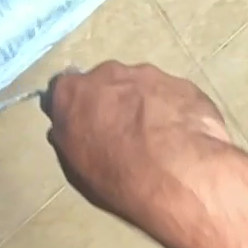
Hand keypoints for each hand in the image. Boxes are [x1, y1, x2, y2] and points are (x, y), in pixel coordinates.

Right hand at [41, 62, 236, 234]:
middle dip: (110, 101)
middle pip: (104, 83)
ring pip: (140, 86)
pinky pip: (171, 95)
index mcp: (72, 91)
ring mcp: (148, 75)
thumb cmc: (115, 174)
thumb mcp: (75, 163)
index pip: (64, 90)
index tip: (83, 124)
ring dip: (142, 104)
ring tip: (156, 136)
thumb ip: (69, 135)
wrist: (179, 174)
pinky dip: (172, 110)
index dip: (74, 107)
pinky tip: (180, 135)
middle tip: (121, 131)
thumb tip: (70, 126)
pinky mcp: (183, 83)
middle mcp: (107, 73)